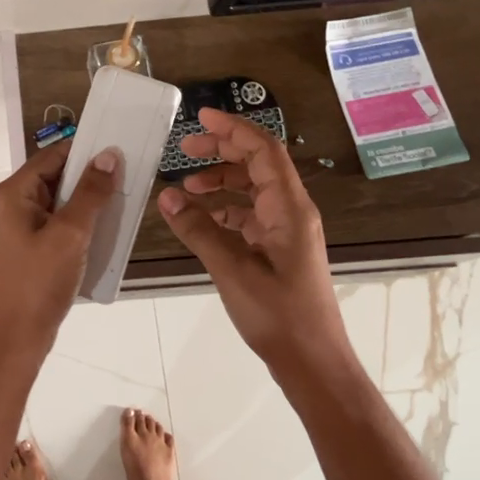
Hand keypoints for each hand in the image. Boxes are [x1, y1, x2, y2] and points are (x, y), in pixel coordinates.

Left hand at [0, 143, 119, 361]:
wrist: (21, 335)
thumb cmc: (40, 281)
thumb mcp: (71, 234)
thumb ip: (90, 193)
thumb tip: (109, 155)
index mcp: (14, 193)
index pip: (52, 156)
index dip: (85, 150)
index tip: (120, 148)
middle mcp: (14, 203)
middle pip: (56, 176)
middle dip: (90, 175)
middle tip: (129, 172)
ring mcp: (22, 225)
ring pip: (61, 199)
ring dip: (89, 199)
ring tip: (124, 196)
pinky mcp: (33, 244)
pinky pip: (60, 221)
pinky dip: (82, 220)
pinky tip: (107, 225)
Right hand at [156, 108, 343, 368]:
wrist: (312, 362)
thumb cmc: (278, 314)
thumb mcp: (231, 269)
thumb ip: (198, 229)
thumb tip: (167, 196)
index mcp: (289, 207)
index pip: (262, 150)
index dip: (233, 129)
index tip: (200, 118)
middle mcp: (292, 211)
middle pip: (258, 164)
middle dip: (222, 150)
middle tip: (183, 149)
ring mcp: (287, 231)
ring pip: (252, 190)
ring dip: (220, 181)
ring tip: (186, 186)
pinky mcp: (279, 250)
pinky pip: (250, 215)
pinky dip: (224, 209)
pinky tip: (200, 219)